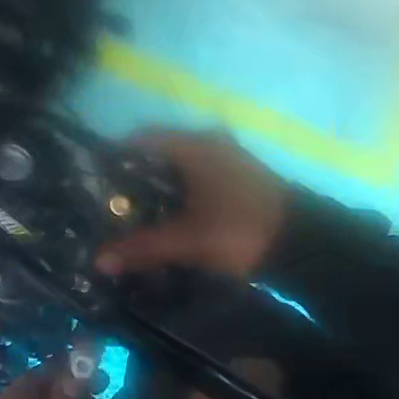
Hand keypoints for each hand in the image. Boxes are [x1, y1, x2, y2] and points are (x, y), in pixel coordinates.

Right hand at [95, 129, 285, 278]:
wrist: (302, 243)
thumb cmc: (239, 230)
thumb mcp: (187, 240)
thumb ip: (143, 247)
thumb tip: (99, 259)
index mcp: (195, 145)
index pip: (143, 139)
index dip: (116, 157)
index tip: (96, 181)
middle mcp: (211, 141)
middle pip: (161, 153)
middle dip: (137, 177)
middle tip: (112, 204)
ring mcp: (229, 157)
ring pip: (182, 166)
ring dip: (161, 187)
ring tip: (137, 213)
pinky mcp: (240, 175)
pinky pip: (199, 176)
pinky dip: (182, 192)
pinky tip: (171, 215)